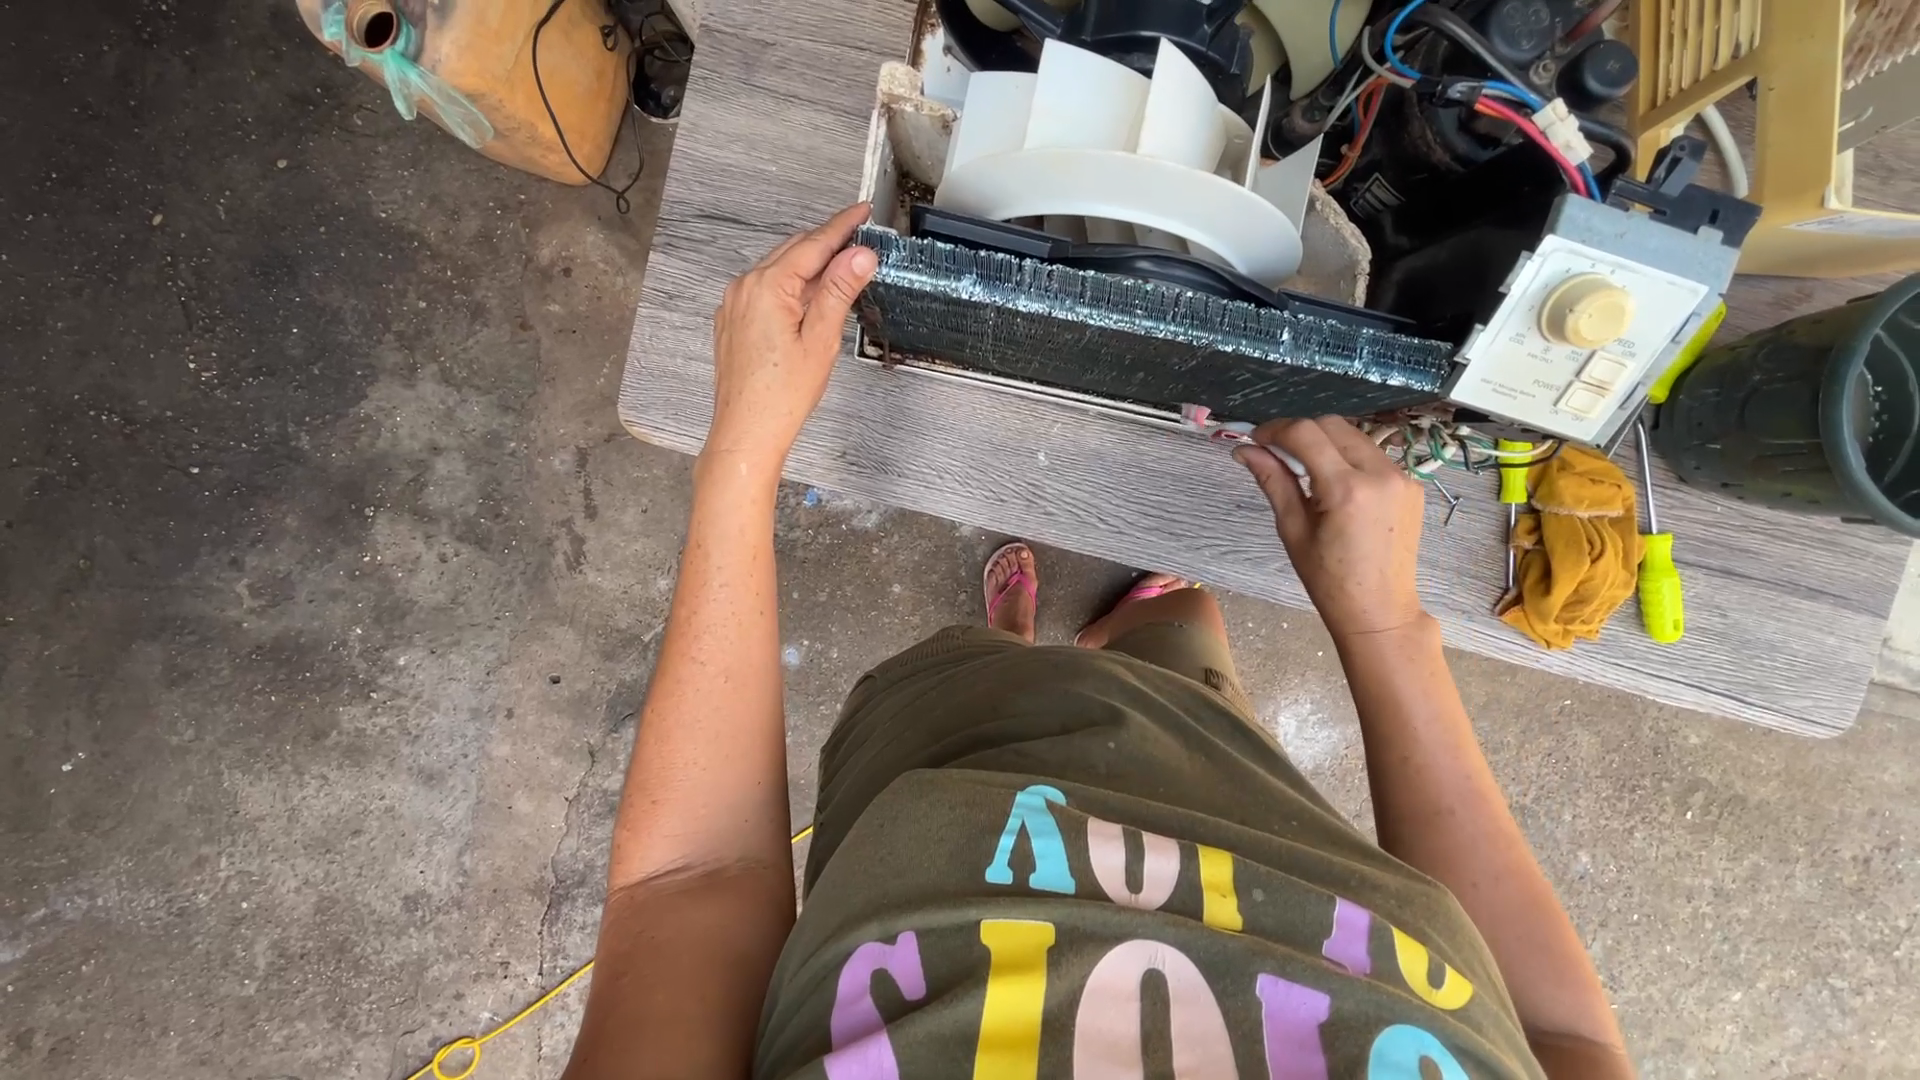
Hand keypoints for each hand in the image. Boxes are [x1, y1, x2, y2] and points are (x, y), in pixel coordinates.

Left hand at [702, 203, 879, 476]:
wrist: (747, 432)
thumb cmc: (781, 396)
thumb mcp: (820, 340)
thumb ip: (838, 291)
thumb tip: (859, 255)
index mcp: (768, 287)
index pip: (813, 244)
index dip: (842, 226)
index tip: (861, 211)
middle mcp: (745, 288)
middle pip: (794, 252)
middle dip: (827, 243)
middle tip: (858, 237)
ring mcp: (735, 304)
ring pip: (779, 270)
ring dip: (809, 266)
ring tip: (840, 270)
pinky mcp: (732, 321)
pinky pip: (765, 291)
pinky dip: (790, 286)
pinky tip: (808, 300)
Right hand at [1233, 416, 1426, 639]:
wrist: (1379, 607)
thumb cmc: (1328, 578)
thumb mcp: (1292, 528)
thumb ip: (1272, 480)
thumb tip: (1244, 450)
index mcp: (1346, 489)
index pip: (1306, 433)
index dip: (1275, 430)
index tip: (1255, 440)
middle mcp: (1380, 474)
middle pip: (1331, 425)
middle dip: (1299, 432)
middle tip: (1274, 453)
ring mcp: (1402, 477)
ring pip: (1353, 436)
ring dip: (1323, 442)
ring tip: (1303, 470)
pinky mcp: (1412, 484)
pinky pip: (1372, 455)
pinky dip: (1346, 458)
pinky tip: (1332, 485)